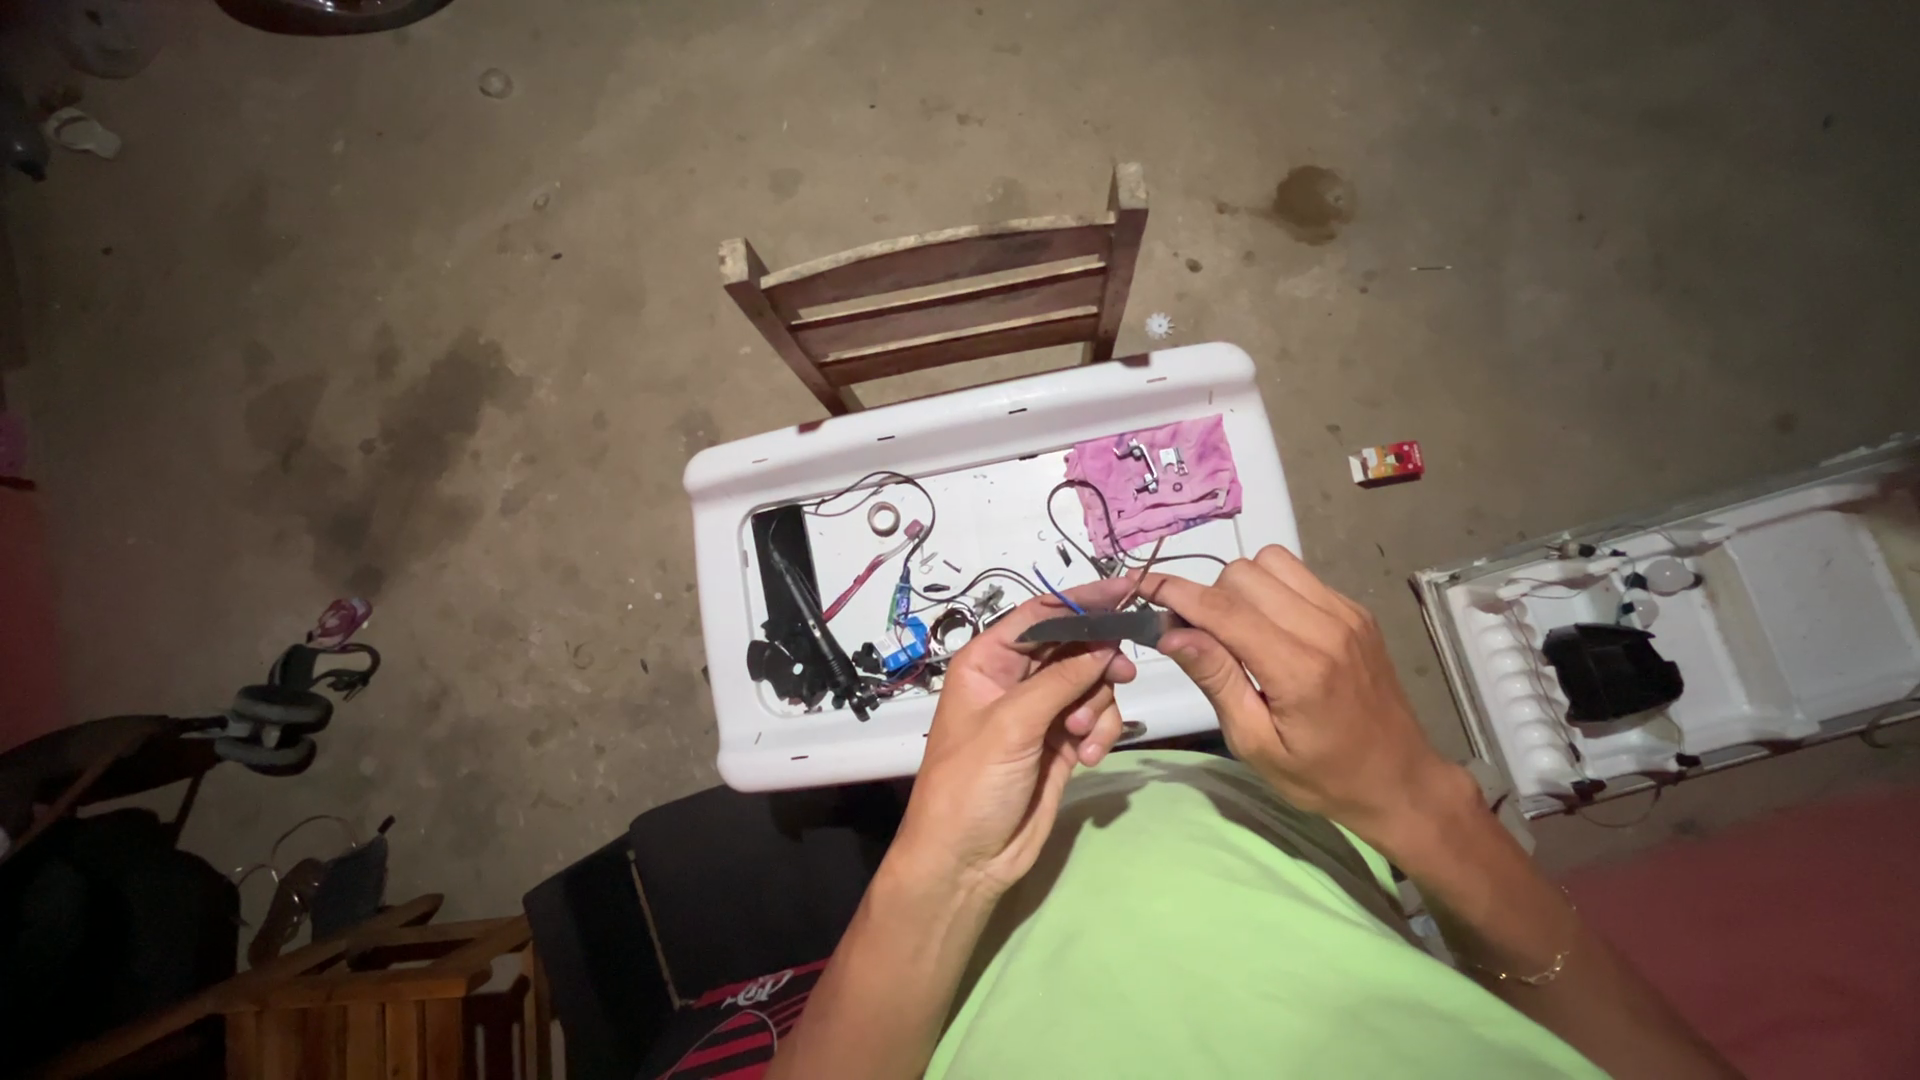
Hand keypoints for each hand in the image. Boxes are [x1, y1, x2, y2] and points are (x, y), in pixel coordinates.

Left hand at [890, 577, 1140, 899]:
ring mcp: (1040, 712)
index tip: (1127, 590)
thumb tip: (1105, 646)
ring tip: (1081, 738)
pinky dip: (1100, 733)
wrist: (967, 860)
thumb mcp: (1012, 725)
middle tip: (1121, 677)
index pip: (1039, 615)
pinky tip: (1088, 758)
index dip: (1082, 600)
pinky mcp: (1061, 742)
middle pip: (1072, 646)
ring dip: (1097, 706)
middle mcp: (1014, 679)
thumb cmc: (971, 784)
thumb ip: (1061, 680)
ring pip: (1090, 683)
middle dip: (1098, 660)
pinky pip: (1095, 718)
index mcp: (987, 661)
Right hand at [1143, 546, 1467, 856]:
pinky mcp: (1355, 610)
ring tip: (1239, 630)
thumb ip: (1216, 680)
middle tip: (1203, 638)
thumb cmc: (1322, 776)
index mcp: (1298, 669)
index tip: (1141, 587)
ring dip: (1240, 588)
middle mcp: (1325, 628)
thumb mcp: (1255, 743)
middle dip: (1210, 597)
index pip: (1223, 610)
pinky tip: (1272, 629)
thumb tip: (1171, 635)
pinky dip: (1271, 591)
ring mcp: (1345, 613)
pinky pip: (1298, 575)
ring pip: (1270, 562)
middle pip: (1242, 574)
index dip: (1175, 593)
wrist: (1401, 781)